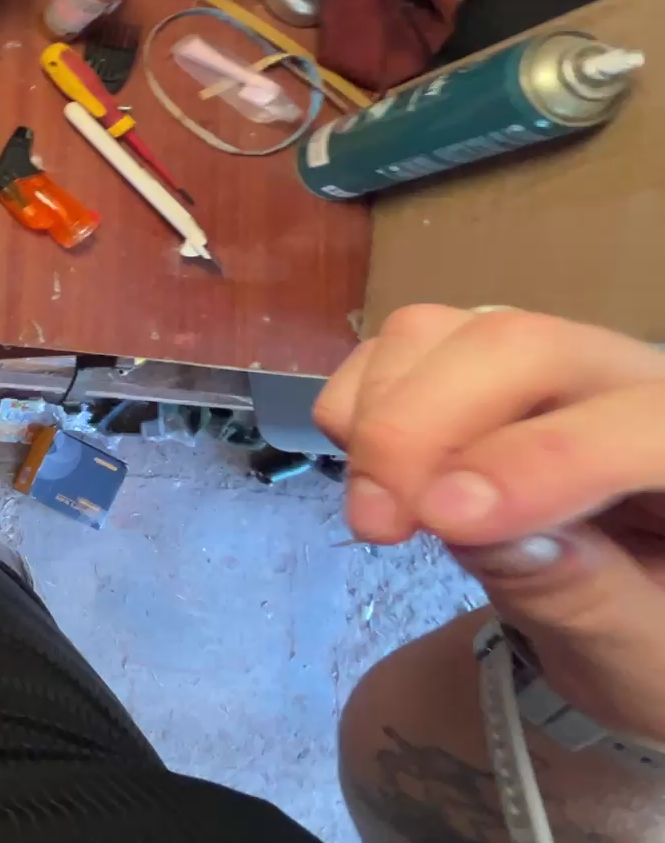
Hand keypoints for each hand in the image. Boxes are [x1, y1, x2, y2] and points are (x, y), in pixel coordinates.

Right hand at [315, 304, 664, 739]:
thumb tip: (476, 534)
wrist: (624, 607)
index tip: (444, 523)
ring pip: (430, 335)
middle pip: (513, 347)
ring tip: (378, 509)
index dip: (543, 459)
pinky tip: (376, 475)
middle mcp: (631, 377)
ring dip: (377, 422)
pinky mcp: (450, 363)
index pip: (648, 421)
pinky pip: (377, 355)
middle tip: (380, 521)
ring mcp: (534, 358)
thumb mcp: (643, 649)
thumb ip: (581, 593)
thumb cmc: (654, 640)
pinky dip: (350, 412)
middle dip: (419, 428)